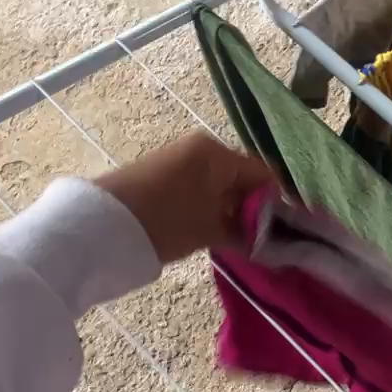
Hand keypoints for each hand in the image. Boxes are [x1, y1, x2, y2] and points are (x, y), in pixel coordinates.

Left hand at [94, 133, 275, 263]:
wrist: (100, 225)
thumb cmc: (165, 221)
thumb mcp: (211, 229)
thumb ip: (245, 231)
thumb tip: (267, 239)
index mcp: (217, 153)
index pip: (265, 174)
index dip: (280, 201)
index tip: (291, 229)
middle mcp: (201, 150)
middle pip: (243, 179)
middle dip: (256, 209)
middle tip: (267, 240)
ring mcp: (180, 162)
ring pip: (222, 187)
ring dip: (234, 212)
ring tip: (244, 242)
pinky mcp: (164, 177)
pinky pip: (202, 191)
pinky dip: (213, 210)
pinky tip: (218, 234)